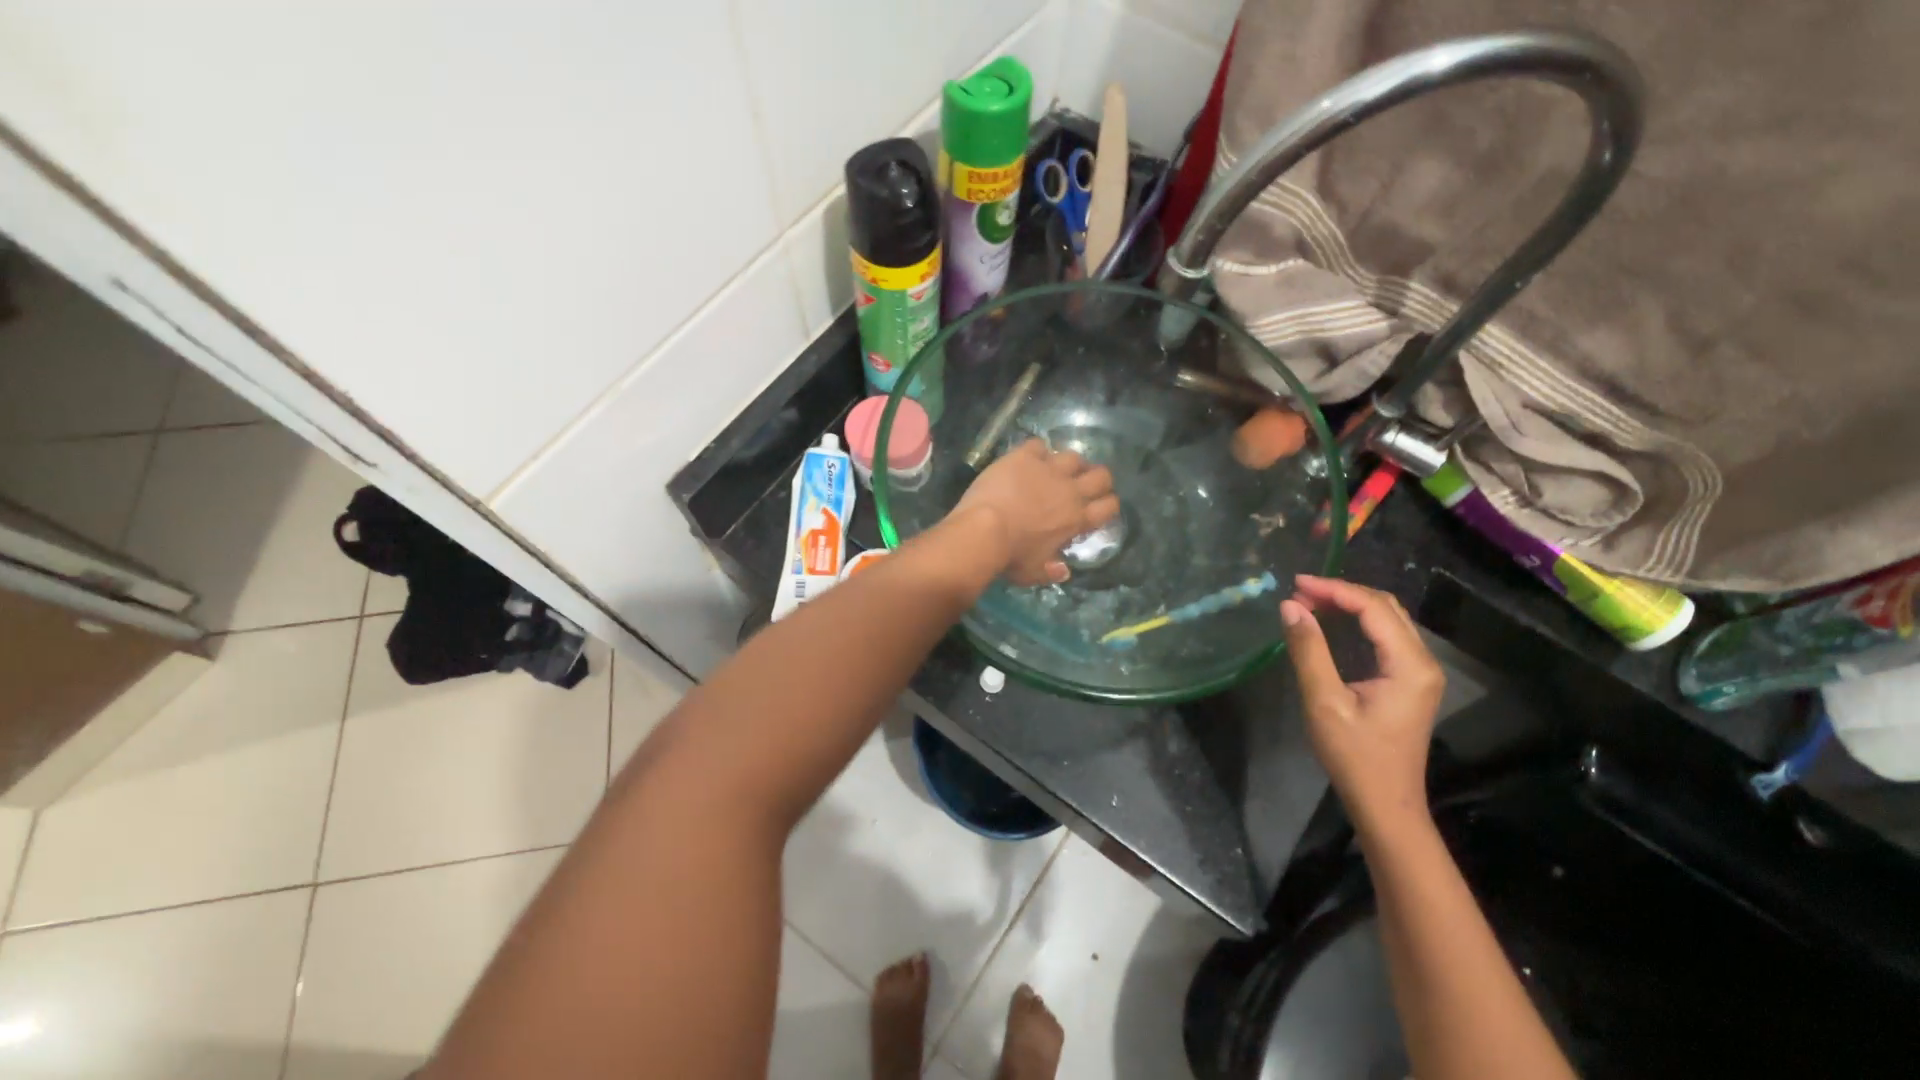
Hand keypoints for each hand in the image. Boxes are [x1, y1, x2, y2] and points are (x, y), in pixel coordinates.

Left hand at [953, 439, 1119, 585]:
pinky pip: (1038, 445)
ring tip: (1059, 469)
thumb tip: (1063, 571)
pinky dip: (1036, 451)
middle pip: (1101, 475)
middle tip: (1085, 483)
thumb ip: (1051, 571)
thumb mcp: (1033, 573)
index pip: (1109, 507)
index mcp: (1076, 520)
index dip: (1109, 504)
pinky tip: (1029, 458)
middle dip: (1098, 478)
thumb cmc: (1010, 556)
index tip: (1100, 507)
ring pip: (1073, 456)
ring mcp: (1048, 469)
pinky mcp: (1024, 456)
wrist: (984, 529)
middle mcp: (1069, 491)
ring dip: (1070, 463)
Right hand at [1280, 575, 1444, 828]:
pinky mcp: (1412, 682)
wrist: (1386, 803)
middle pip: (1386, 608)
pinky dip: (1360, 623)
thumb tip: (1290, 606)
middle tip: (1300, 592)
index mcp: (1409, 665)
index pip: (1374, 608)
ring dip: (1351, 606)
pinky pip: (1389, 637)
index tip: (1296, 583)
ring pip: (1389, 620)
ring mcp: (1421, 673)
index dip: (1335, 589)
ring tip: (1311, 603)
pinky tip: (1334, 624)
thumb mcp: (1324, 703)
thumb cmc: (1355, 756)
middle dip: (1343, 593)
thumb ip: (1309, 651)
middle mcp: (1423, 662)